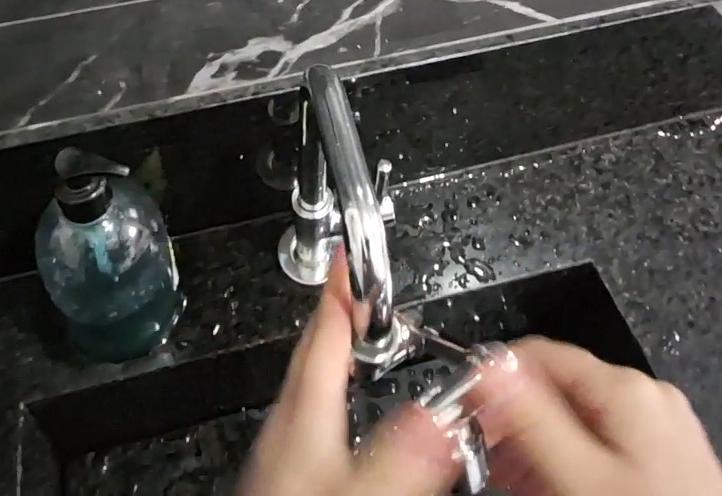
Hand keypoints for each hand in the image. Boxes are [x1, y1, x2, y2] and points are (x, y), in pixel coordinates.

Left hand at [238, 260, 459, 494]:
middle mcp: (285, 424)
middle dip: (341, 310)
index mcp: (301, 414)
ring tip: (362, 335)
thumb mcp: (357, 491)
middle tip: (363, 280)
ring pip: (309, 379)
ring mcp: (280, 448)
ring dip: (337, 349)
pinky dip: (332, 388)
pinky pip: (309, 409)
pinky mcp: (282, 471)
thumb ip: (400, 454)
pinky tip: (346, 408)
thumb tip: (442, 411)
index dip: (342, 285)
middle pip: (314, 347)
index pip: (325, 328)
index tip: (352, 249)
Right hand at [471, 338, 721, 495]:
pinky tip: (549, 486)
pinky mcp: (667, 458)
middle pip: (557, 387)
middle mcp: (648, 396)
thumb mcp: (581, 477)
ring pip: (577, 419)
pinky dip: (569, 459)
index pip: (538, 353)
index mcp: (628, 387)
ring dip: (537, 444)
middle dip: (515, 419)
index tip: (467, 408)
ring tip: (510, 479)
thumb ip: (532, 417)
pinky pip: (603, 443)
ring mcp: (661, 428)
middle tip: (483, 456)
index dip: (495, 378)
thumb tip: (488, 364)